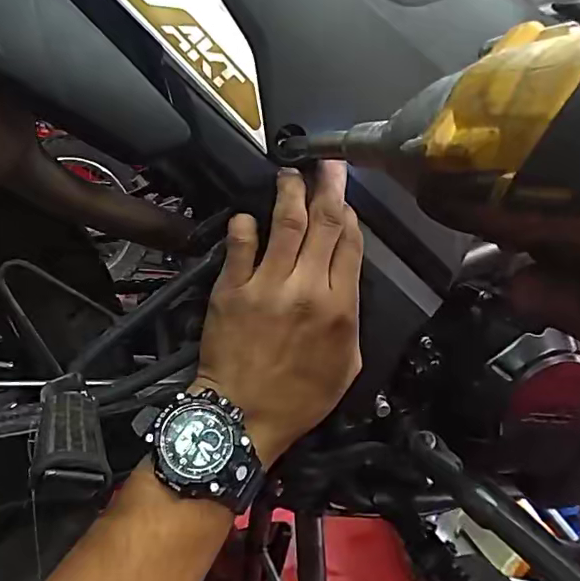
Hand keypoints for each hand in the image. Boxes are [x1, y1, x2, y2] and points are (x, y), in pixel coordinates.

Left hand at [195, 162, 363, 463]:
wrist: (243, 415)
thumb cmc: (297, 397)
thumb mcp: (345, 363)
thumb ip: (348, 315)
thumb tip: (342, 279)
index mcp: (338, 306)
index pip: (349, 244)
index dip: (348, 214)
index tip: (343, 197)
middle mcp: (304, 288)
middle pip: (322, 225)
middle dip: (326, 188)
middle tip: (325, 165)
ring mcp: (265, 285)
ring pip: (283, 225)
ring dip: (289, 194)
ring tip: (289, 174)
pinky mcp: (231, 289)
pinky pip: (239, 248)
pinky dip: (244, 227)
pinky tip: (247, 214)